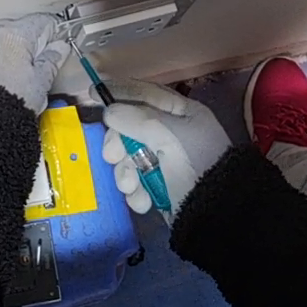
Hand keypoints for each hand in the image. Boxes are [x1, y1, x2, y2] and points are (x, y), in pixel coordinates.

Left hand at [0, 13, 71, 112]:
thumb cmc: (7, 99)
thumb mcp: (40, 83)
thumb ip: (52, 61)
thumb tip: (59, 49)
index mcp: (17, 33)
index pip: (42, 22)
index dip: (53, 34)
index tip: (56, 47)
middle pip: (18, 30)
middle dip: (27, 46)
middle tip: (34, 69)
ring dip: (6, 53)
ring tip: (10, 79)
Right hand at [98, 80, 230, 219]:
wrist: (214, 214)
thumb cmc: (195, 164)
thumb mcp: (169, 135)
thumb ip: (137, 119)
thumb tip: (109, 111)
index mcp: (180, 113)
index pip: (144, 94)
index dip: (119, 92)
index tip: (92, 93)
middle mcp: (170, 133)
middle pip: (128, 128)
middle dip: (118, 144)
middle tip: (114, 156)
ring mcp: (163, 161)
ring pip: (127, 158)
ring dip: (125, 174)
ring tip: (132, 186)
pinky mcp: (157, 186)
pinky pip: (134, 182)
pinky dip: (135, 193)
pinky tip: (143, 200)